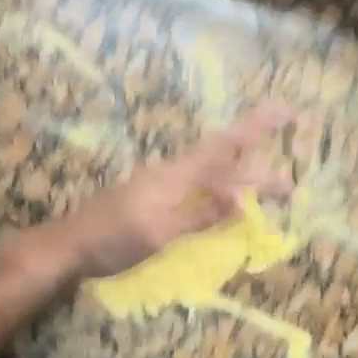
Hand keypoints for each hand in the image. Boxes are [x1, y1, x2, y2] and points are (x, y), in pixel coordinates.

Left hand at [47, 103, 292, 278]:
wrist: (68, 246)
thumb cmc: (111, 240)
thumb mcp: (158, 233)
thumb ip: (199, 217)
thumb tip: (243, 201)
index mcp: (173, 176)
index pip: (223, 147)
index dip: (255, 128)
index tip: (286, 110)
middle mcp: (169, 175)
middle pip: (220, 165)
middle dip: (256, 172)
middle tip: (289, 187)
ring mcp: (158, 188)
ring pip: (207, 178)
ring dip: (236, 184)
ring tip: (262, 195)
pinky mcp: (150, 202)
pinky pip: (193, 192)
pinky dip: (215, 196)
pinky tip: (219, 206)